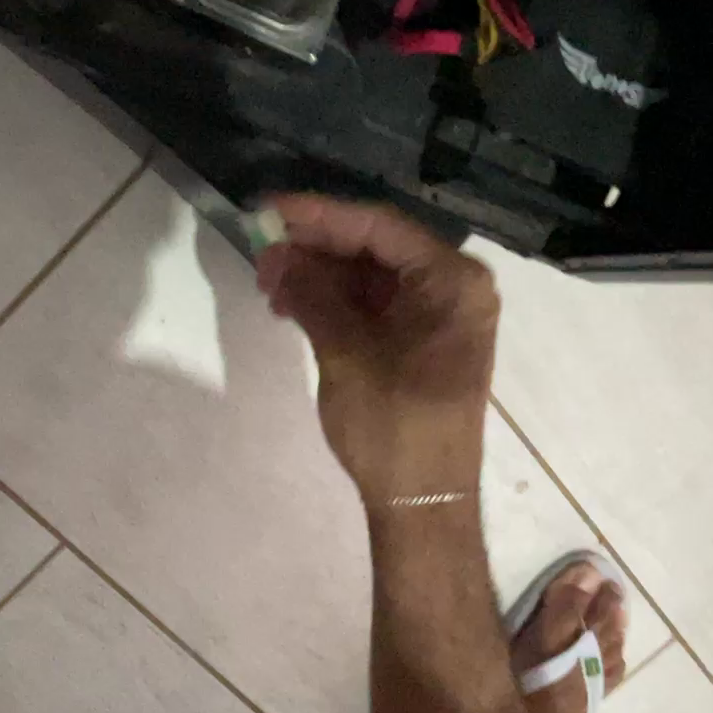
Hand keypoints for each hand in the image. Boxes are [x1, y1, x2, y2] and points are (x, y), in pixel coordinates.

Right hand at [256, 195, 499, 503]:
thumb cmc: (393, 428)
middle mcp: (451, 290)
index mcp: (452, 282)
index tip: (268, 210)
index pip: (379, 228)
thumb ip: (313, 297)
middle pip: (374, 250)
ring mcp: (436, 318)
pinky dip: (334, 307)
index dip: (319, 216)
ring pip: (369, 281)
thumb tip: (277, 254)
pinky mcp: (418, 344)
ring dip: (319, 279)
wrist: (421, 502)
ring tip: (269, 287)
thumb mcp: (348, 357)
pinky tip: (294, 309)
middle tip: (261, 256)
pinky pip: (373, 309)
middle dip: (315, 251)